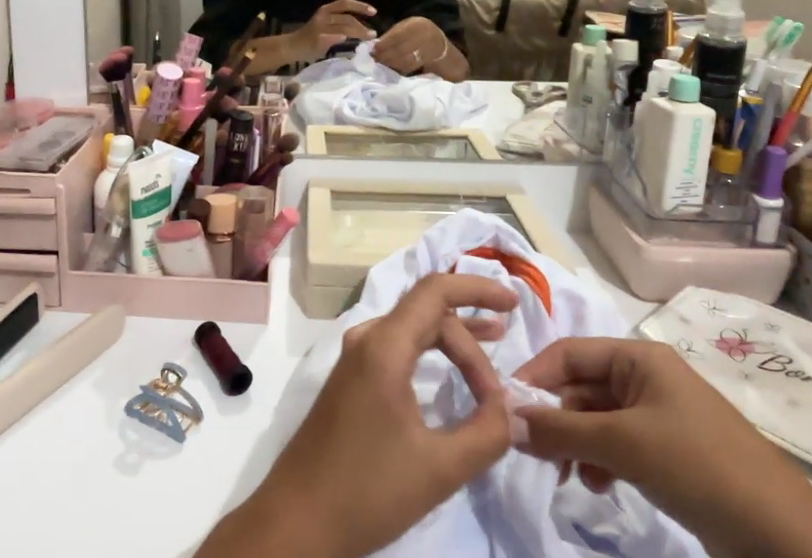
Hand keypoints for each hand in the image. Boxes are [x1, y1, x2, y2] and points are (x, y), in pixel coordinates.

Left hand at [196, 275, 518, 557]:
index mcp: (384, 347)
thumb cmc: (367, 490)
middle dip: (471, 338)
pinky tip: (449, 378)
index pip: (435, 291)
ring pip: (410, 331)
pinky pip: (396, 350)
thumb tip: (515, 409)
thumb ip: (488, 432)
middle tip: (500, 387)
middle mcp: (365, 342)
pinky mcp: (349, 384)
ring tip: (492, 347)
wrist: (295, 522)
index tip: (515, 305)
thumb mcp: (441, 467)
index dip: (477, 289)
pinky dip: (430, 355)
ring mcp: (353, 362)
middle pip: (427, 314)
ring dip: (452, 340)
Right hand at [290, 0, 376, 59]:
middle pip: (347, 18)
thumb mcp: (326, 25)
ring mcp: (320, 28)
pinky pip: (334, 37)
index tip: (374, 12)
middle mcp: (323, 16)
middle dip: (363, 25)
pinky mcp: (318, 39)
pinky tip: (351, 42)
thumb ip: (340, 25)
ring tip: (368, 39)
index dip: (360, 6)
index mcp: (325, 10)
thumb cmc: (310, 38)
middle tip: (373, 33)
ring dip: (359, 33)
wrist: (291, 47)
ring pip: (344, 28)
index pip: (345, 3)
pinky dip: (343, 38)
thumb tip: (361, 29)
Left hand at [371, 15, 449, 73]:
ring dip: (390, 63)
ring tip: (381, 62)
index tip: (373, 49)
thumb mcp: (407, 26)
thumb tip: (377, 43)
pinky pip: (410, 67)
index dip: (384, 44)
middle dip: (385, 55)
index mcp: (417, 25)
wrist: (440, 44)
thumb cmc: (418, 32)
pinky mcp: (427, 61)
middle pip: (400, 49)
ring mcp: (428, 50)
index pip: (397, 36)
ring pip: (405, 60)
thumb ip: (393, 33)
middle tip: (375, 58)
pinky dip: (398, 68)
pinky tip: (391, 67)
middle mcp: (424, 36)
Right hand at [513, 339, 811, 557]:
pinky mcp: (667, 452)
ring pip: (594, 419)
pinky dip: (598, 461)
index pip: (568, 353)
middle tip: (532, 454)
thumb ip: (560, 431)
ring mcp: (658, 416)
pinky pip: (615, 444)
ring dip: (573, 444)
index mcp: (639, 358)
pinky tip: (597, 485)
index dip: (533, 377)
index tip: (502, 411)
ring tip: (568, 476)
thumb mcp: (623, 444)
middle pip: (579, 387)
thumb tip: (505, 420)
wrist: (780, 533)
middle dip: (553, 419)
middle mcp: (646, 378)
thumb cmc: (698, 466)